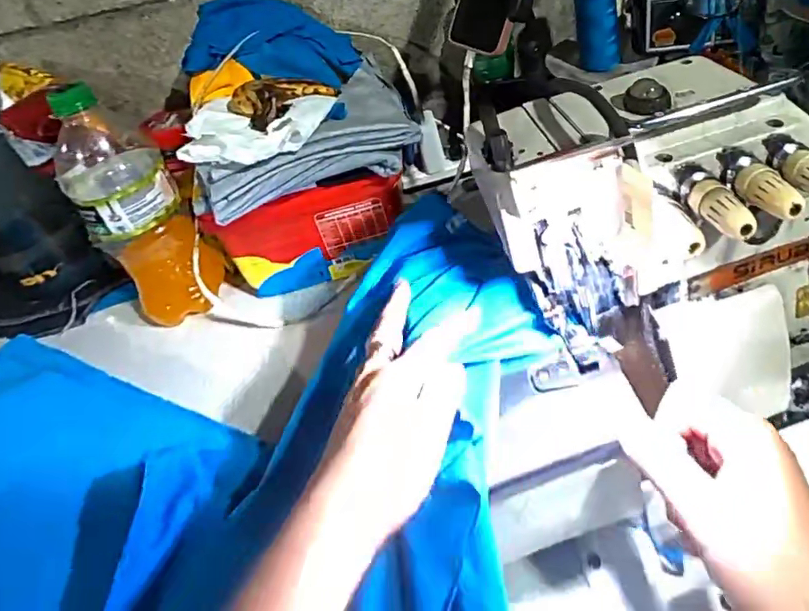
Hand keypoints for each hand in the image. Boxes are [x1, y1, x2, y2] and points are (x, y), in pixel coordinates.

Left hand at [229, 282, 473, 610]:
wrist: (336, 520)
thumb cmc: (391, 473)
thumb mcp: (430, 430)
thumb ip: (443, 392)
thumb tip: (448, 367)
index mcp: (397, 378)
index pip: (432, 343)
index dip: (454, 327)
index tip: (472, 312)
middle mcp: (371, 381)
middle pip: (385, 337)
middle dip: (395, 311)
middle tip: (401, 287)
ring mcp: (354, 401)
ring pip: (372, 354)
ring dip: (384, 332)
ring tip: (391, 322)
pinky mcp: (346, 422)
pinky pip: (367, 371)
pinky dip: (377, 355)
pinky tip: (379, 366)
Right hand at [620, 383, 808, 610]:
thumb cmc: (771, 565)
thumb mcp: (703, 513)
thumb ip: (661, 466)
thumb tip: (630, 431)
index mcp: (746, 431)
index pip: (683, 400)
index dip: (662, 434)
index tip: (660, 476)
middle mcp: (757, 439)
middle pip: (693, 428)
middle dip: (676, 468)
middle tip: (684, 512)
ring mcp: (764, 465)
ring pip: (703, 457)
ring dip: (689, 493)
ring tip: (702, 532)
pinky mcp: (766, 492)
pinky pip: (720, 480)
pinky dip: (707, 505)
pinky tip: (715, 538)